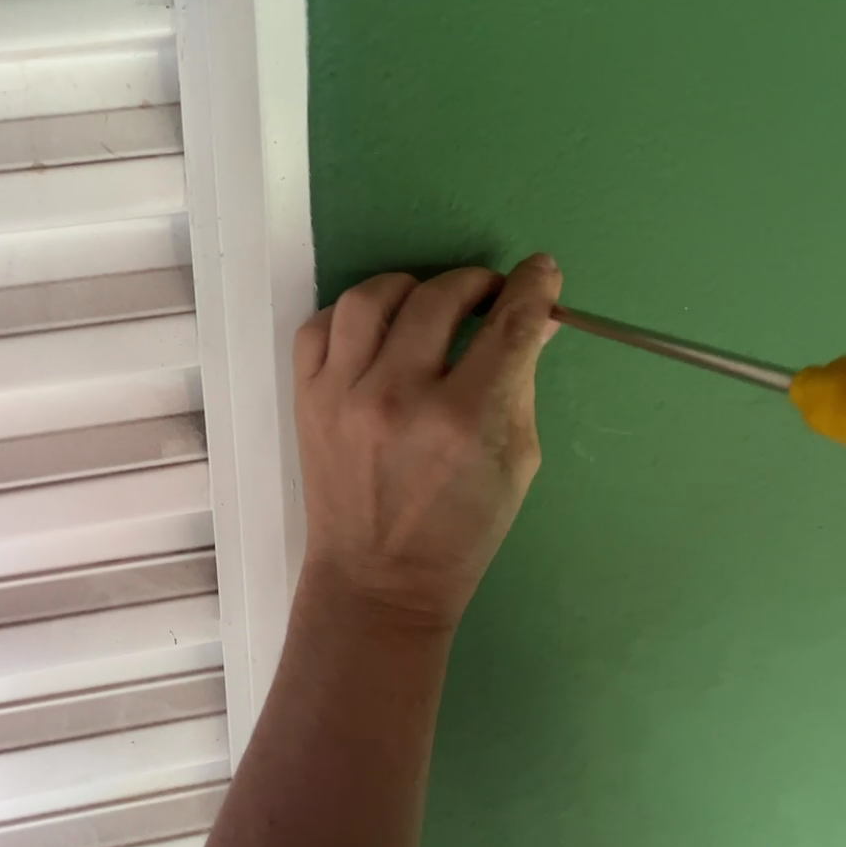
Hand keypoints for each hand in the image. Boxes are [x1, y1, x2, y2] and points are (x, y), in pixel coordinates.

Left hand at [291, 254, 562, 626]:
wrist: (375, 576)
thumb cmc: (460, 531)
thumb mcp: (515, 463)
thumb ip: (521, 385)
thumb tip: (534, 322)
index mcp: (464, 420)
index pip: (507, 327)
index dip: (533, 288)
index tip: (541, 270)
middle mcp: (397, 396)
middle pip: (435, 298)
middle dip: (473, 283)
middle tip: (486, 294)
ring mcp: (341, 393)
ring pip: (368, 299)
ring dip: (406, 287)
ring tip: (425, 303)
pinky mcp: (304, 397)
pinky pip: (317, 327)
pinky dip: (348, 316)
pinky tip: (372, 330)